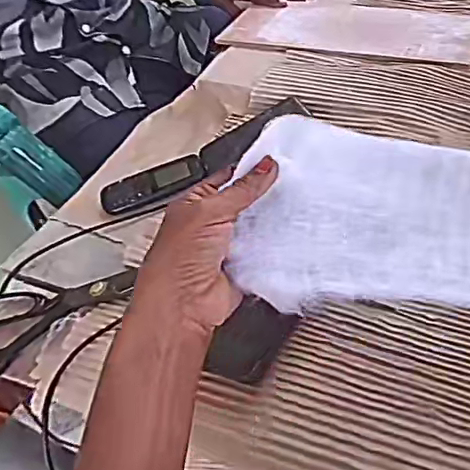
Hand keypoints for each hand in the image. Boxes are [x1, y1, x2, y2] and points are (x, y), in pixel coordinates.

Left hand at [135, 158, 277, 332]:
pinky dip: (276, 244)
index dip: (250, 170)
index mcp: (195, 204)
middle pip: (247, 202)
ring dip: (272, 221)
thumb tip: (266, 166)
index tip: (275, 163)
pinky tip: (287, 234)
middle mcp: (211, 224)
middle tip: (290, 183)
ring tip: (292, 206)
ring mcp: (229, 244)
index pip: (228, 178)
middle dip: (266, 196)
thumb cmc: (176, 262)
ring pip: (260, 225)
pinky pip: (267, 248)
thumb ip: (243, 189)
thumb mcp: (211, 211)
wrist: (183, 307)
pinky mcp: (245, 263)